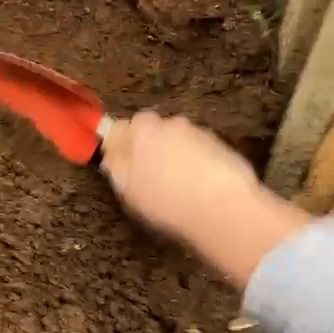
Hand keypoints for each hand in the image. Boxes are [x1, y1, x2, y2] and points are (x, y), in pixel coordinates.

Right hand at [100, 111, 308, 286]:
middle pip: (153, 131)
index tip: (124, 163)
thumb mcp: (129, 191)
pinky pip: (201, 151)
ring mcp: (198, 133)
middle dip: (151, 148)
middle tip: (150, 177)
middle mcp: (171, 124)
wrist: (222, 208)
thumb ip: (117, 168)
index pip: (123, 128)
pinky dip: (197, 164)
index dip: (123, 145)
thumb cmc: (167, 200)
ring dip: (176, 156)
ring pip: (179, 141)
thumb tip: (111, 156)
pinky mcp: (222, 146)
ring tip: (177, 186)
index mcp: (142, 130)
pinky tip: (198, 187)